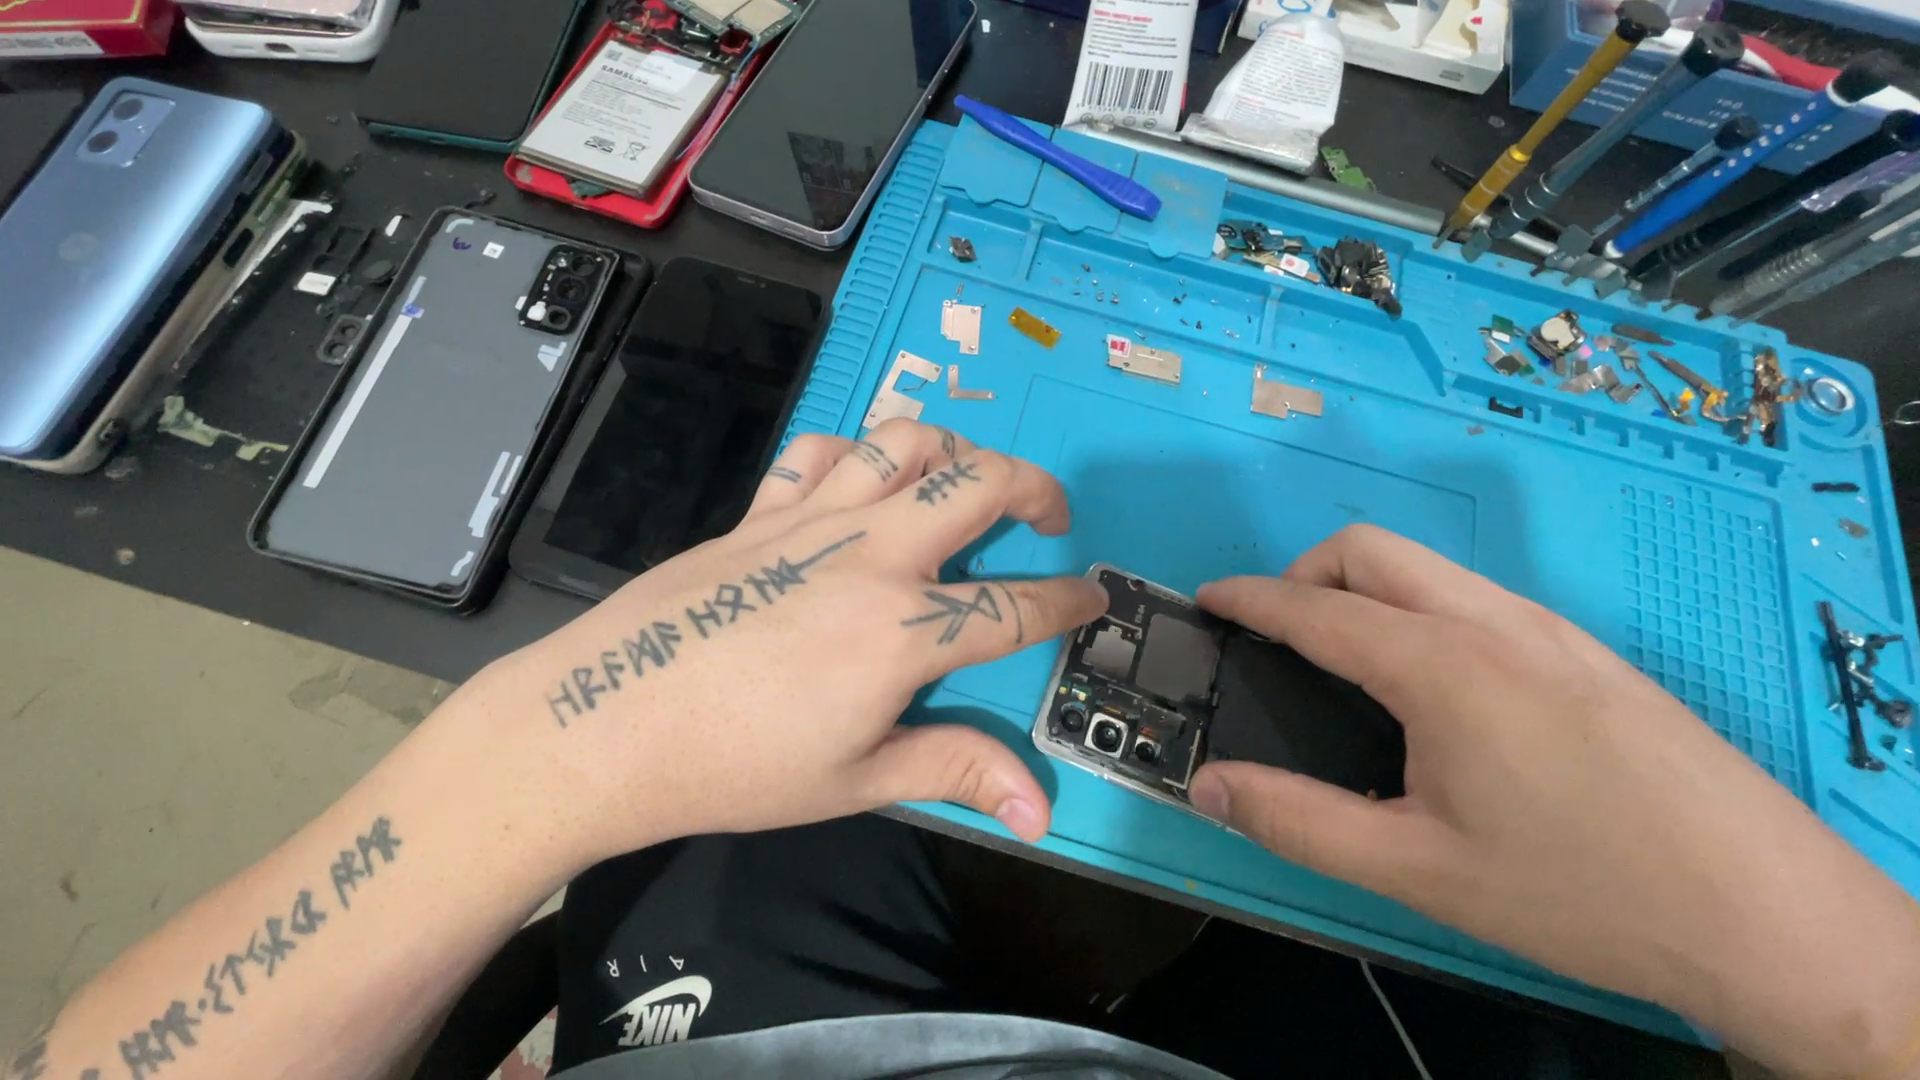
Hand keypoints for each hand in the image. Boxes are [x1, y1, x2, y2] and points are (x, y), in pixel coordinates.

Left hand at [470, 419, 1105, 860]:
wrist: (605, 726)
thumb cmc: (737, 767)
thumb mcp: (857, 781)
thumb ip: (955, 771)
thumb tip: (1038, 810)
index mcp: (903, 632)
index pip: (1016, 606)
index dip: (1067, 600)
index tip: (1091, 596)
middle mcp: (871, 556)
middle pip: (980, 483)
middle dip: (1036, 489)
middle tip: (1050, 517)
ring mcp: (813, 521)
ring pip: (905, 441)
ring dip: (954, 450)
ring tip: (965, 482)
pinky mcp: (761, 511)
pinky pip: (821, 451)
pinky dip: (856, 454)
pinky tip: (862, 483)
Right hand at [1187, 525, 1919, 1078]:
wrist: (1782, 922)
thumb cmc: (1581, 893)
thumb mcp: (1415, 869)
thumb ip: (1295, 821)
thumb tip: (1206, 786)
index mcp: (1442, 666)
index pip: (1315, 608)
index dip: (1249, 599)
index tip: (1207, 599)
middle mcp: (1493, 622)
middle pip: (1368, 550)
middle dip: (1302, 574)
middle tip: (1277, 636)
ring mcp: (1550, 629)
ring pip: (1425, 566)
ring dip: (1360, 587)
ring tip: (1343, 658)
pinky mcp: (1588, 650)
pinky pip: (1472, 594)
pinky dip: (1415, 606)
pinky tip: (1430, 684)